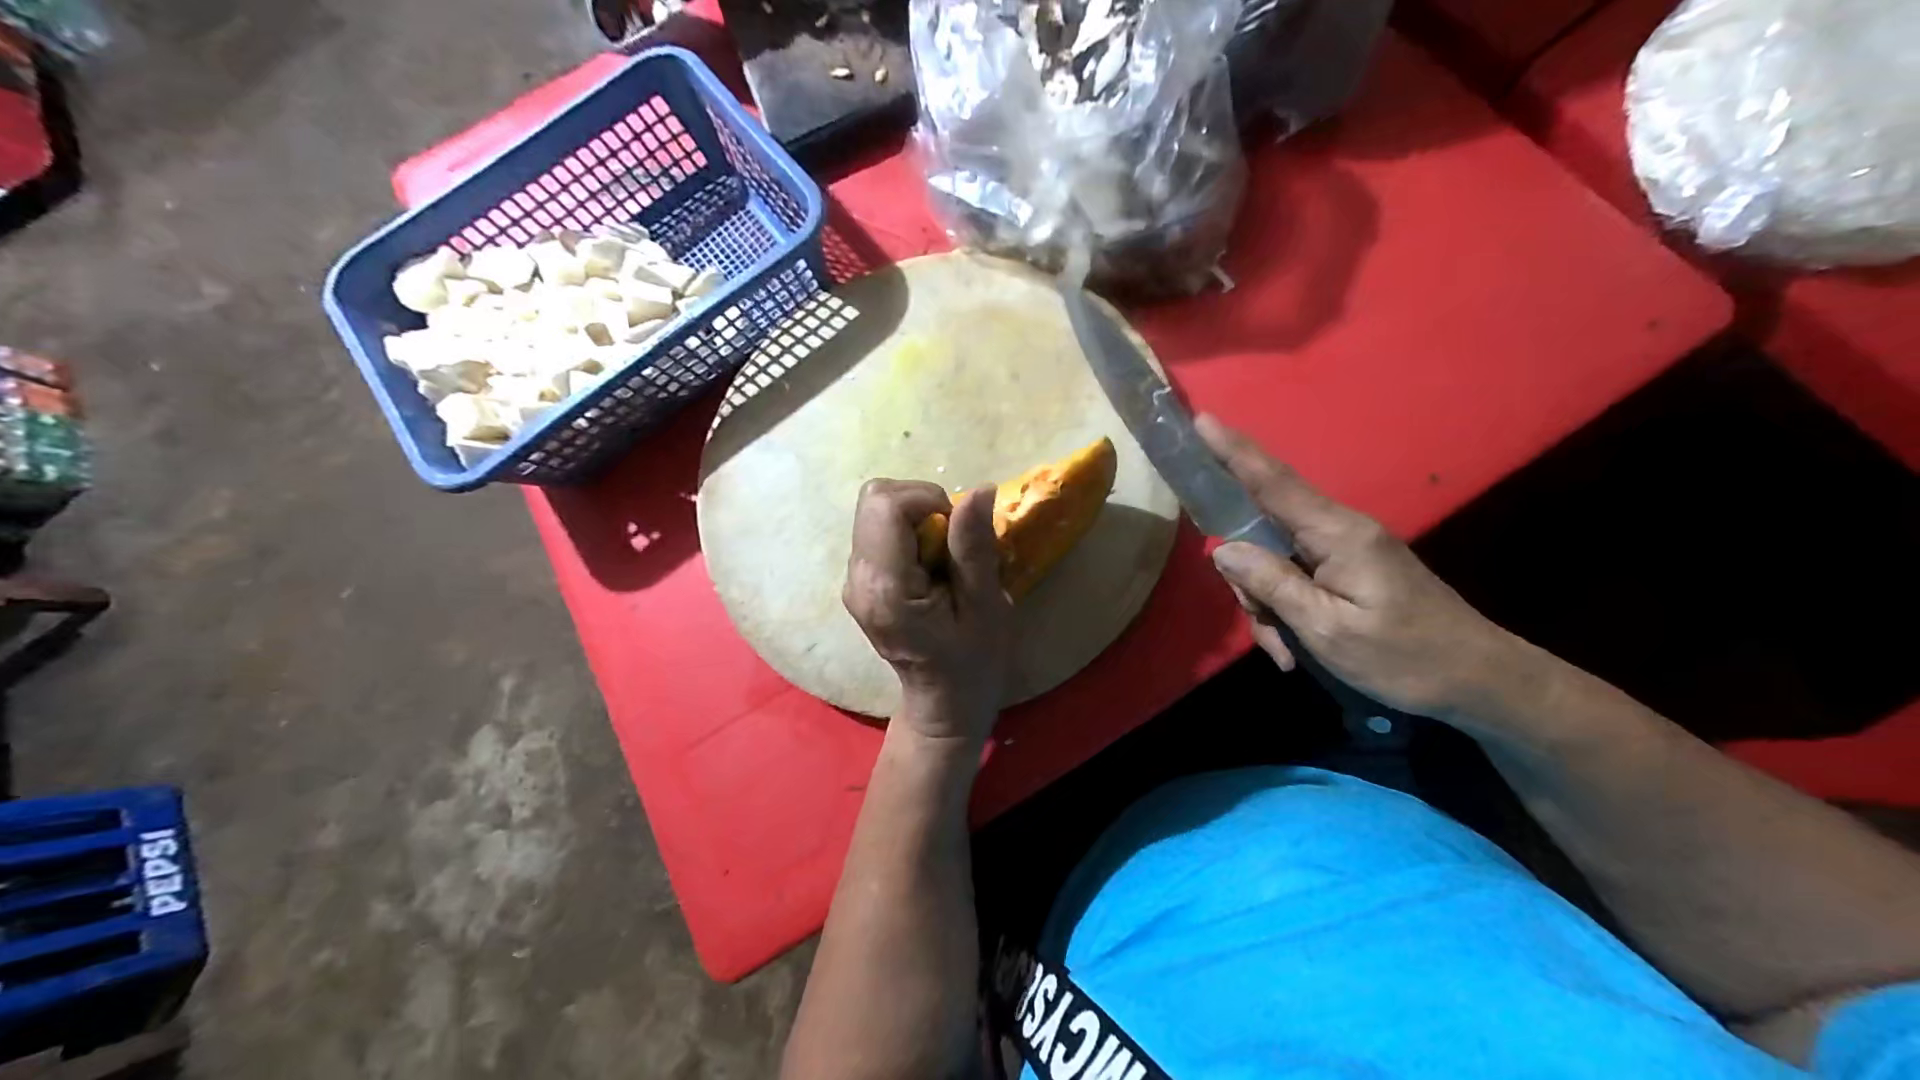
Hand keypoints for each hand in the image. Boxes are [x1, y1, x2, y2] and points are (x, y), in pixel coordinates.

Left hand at [843, 480, 1011, 741]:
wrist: (943, 702)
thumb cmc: (972, 663)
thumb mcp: (987, 608)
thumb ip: (974, 549)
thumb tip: (978, 490)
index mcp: (884, 589)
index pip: (885, 506)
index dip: (928, 501)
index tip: (959, 532)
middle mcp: (856, 578)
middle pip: (875, 499)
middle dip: (921, 504)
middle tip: (953, 543)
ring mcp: (853, 578)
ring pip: (876, 509)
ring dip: (917, 516)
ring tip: (944, 556)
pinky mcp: (860, 577)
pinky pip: (880, 528)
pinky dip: (910, 530)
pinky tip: (930, 564)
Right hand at [1196, 415, 1524, 721]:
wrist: (1480, 680)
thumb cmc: (1405, 658)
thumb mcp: (1327, 629)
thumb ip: (1272, 584)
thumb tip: (1224, 550)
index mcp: (1338, 534)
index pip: (1274, 482)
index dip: (1234, 451)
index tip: (1202, 419)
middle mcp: (1340, 530)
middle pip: (1263, 531)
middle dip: (1249, 580)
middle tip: (1264, 629)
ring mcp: (1345, 549)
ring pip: (1274, 561)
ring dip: (1267, 605)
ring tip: (1287, 651)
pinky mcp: (1348, 568)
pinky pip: (1295, 577)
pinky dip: (1286, 611)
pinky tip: (1294, 648)